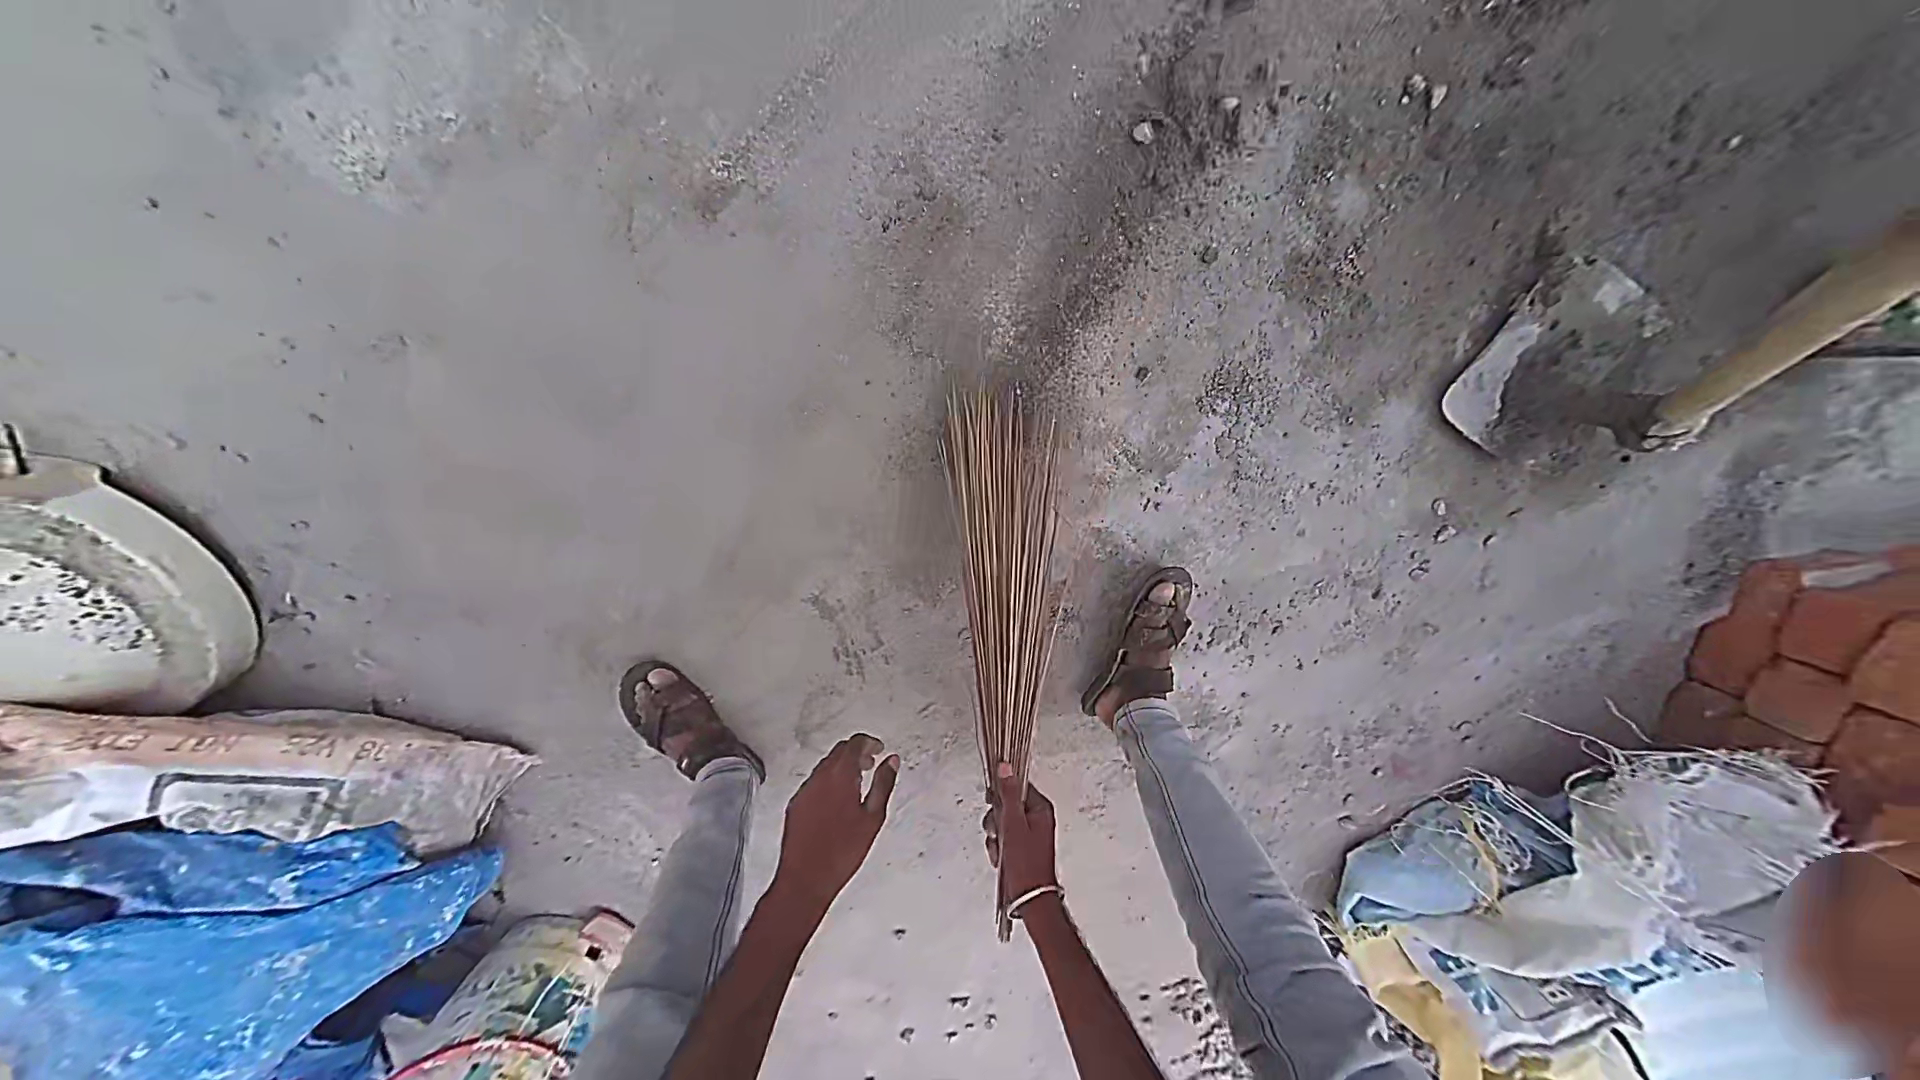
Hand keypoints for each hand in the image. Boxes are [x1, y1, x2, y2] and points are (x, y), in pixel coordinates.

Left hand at [772, 734, 899, 916]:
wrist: (806, 878)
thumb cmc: (840, 853)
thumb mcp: (873, 817)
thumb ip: (883, 783)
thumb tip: (891, 762)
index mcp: (840, 776)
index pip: (854, 743)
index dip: (869, 742)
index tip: (878, 747)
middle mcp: (819, 778)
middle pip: (838, 751)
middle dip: (856, 752)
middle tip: (871, 762)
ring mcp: (804, 791)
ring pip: (825, 766)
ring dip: (842, 766)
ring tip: (857, 782)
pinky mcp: (795, 804)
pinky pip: (814, 782)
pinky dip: (828, 781)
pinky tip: (838, 800)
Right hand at [984, 760, 1057, 901]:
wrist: (1029, 898)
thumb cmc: (1026, 863)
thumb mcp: (1014, 823)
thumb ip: (1008, 794)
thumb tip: (1005, 767)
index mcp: (1040, 808)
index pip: (1017, 786)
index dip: (1002, 793)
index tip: (993, 800)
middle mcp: (1036, 818)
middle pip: (1007, 804)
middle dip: (996, 818)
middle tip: (999, 831)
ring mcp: (1028, 833)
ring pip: (1002, 821)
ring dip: (995, 834)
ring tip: (1000, 848)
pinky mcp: (1020, 847)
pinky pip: (1002, 837)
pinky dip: (998, 846)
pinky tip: (1000, 857)